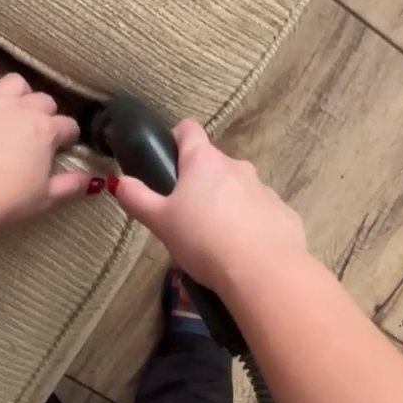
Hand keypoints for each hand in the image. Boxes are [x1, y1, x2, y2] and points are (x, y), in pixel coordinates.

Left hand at [0, 61, 88, 229]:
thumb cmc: (4, 198)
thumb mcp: (43, 197)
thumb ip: (70, 185)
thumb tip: (93, 181)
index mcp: (45, 131)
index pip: (68, 126)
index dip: (68, 136)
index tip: (64, 145)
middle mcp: (21, 108)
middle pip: (43, 100)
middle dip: (46, 113)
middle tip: (39, 130)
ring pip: (15, 82)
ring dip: (20, 92)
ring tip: (16, 105)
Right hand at [112, 120, 307, 293]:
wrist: (262, 272)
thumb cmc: (203, 241)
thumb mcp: (160, 223)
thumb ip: (137, 199)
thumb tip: (119, 181)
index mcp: (204, 161)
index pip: (188, 130)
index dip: (175, 140)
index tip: (167, 163)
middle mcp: (237, 166)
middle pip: (213, 165)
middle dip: (199, 184)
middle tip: (185, 219)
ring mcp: (264, 189)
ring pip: (238, 190)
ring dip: (226, 205)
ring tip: (215, 241)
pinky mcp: (283, 213)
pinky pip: (260, 213)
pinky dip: (250, 225)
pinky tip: (242, 251)